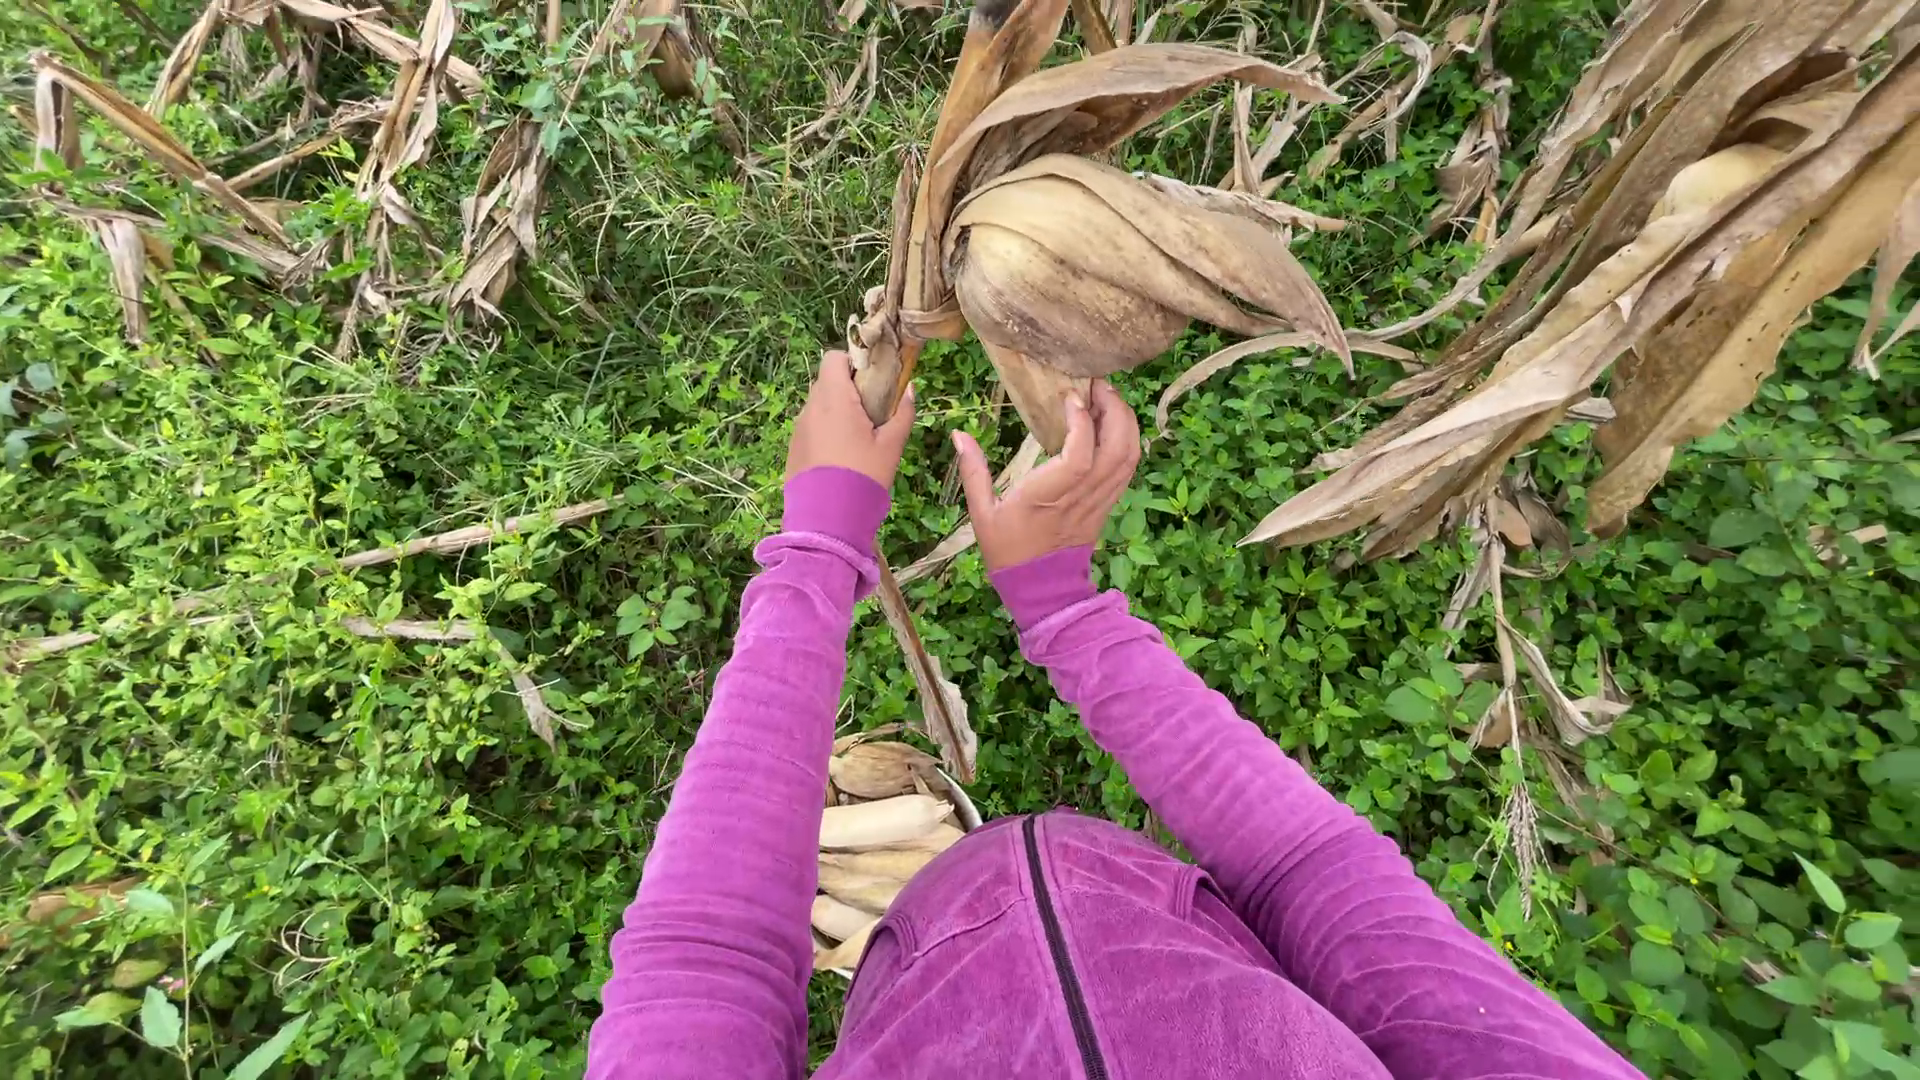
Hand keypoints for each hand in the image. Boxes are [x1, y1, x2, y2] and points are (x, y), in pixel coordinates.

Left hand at [786, 351, 915, 486]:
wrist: (828, 519)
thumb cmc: (864, 477)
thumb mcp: (891, 446)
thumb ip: (902, 413)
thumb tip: (910, 389)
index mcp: (834, 398)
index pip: (835, 357)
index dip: (854, 361)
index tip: (874, 380)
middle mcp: (810, 407)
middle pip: (828, 381)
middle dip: (850, 388)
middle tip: (873, 411)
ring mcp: (799, 428)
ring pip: (820, 405)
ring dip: (838, 410)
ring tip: (860, 438)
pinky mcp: (794, 448)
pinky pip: (812, 427)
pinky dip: (827, 431)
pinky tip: (843, 456)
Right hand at [952, 382, 1140, 572]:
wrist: (1040, 585)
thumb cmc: (1007, 548)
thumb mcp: (981, 512)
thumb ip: (973, 471)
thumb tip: (959, 434)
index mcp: (1046, 498)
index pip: (1079, 458)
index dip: (1082, 424)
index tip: (1071, 397)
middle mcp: (1079, 498)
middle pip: (1116, 450)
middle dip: (1114, 410)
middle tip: (1097, 385)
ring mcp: (1098, 502)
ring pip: (1128, 456)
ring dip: (1125, 421)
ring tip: (1106, 398)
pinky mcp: (1107, 504)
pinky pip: (1127, 468)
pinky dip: (1127, 440)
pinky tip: (1112, 423)